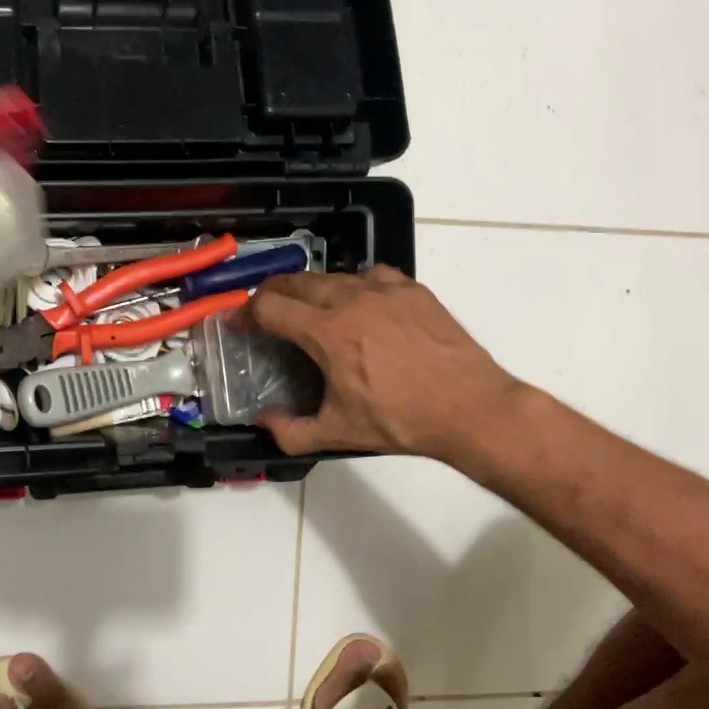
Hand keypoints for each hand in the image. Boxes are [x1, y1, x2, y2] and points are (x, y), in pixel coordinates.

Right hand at [245, 266, 524, 459]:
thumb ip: (290, 432)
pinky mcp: (413, 289)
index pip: (269, 306)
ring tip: (308, 310)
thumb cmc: (400, 420)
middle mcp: (351, 299)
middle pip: (295, 282)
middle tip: (263, 314)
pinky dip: (352, 286)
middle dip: (270, 295)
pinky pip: (370, 275)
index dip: (244, 313)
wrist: (470, 407)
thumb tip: (263, 422)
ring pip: (332, 276)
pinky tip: (358, 306)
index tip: (237, 325)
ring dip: (309, 289)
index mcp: (326, 332)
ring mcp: (385, 290)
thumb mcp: (338, 434)